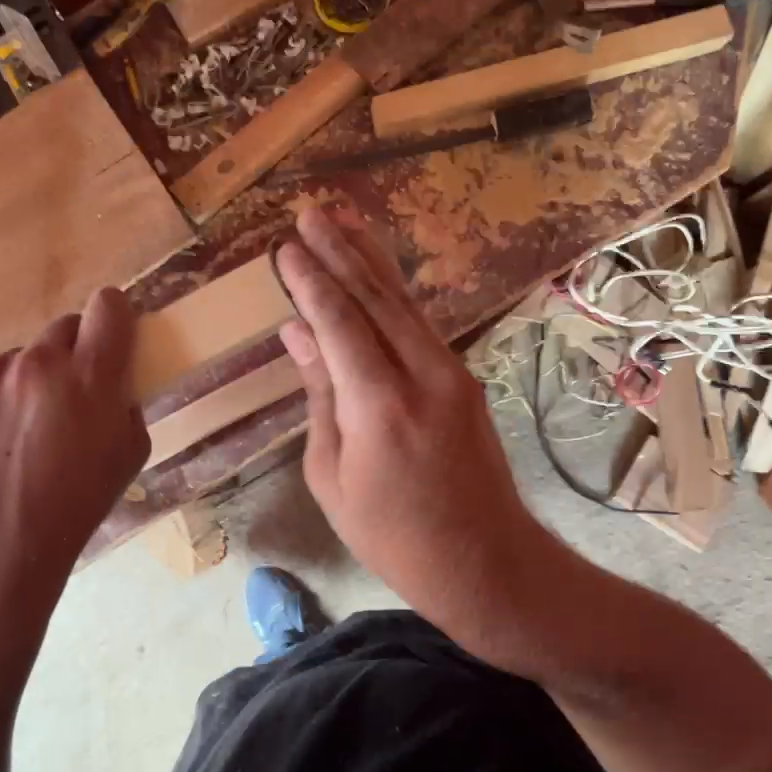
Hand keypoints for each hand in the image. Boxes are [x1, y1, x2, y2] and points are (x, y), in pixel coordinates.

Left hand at [0, 288, 150, 603]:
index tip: (109, 340)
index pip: (108, 305)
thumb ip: (124, 403)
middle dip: (68, 358)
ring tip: (12, 440)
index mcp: (89, 376)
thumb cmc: (75, 509)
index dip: (112, 319)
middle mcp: (35, 363)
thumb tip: (111, 381)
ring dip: (21, 387)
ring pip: (14, 363)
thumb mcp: (130, 456)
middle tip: (61, 404)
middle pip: (61, 329)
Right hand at [275, 208, 544, 624]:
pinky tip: (375, 274)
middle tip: (311, 211)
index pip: (338, 322)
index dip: (310, 280)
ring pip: (403, 303)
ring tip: (343, 220)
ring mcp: (451, 373)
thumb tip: (298, 333)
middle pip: (375, 297)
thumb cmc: (393, 534)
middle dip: (341, 251)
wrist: (485, 560)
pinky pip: (419, 325)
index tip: (286, 245)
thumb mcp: (332, 475)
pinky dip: (392, 294)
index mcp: (380, 404)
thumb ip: (319, 396)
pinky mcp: (464, 379)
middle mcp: (422, 374)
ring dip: (370, 260)